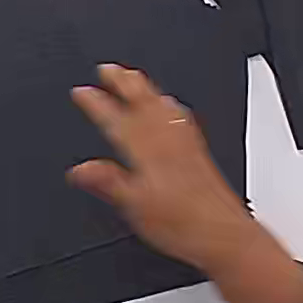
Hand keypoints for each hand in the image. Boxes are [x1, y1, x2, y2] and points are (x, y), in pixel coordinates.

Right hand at [68, 64, 262, 273]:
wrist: (223, 234)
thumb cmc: (183, 225)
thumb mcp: (134, 207)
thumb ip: (107, 183)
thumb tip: (79, 169)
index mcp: (148, 153)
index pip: (116, 120)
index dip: (96, 104)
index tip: (82, 91)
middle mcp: (168, 143)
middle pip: (143, 103)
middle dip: (123, 82)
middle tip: (108, 68)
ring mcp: (185, 146)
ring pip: (162, 106)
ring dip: (145, 88)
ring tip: (134, 77)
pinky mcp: (198, 154)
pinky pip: (181, 119)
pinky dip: (170, 106)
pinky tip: (171, 106)